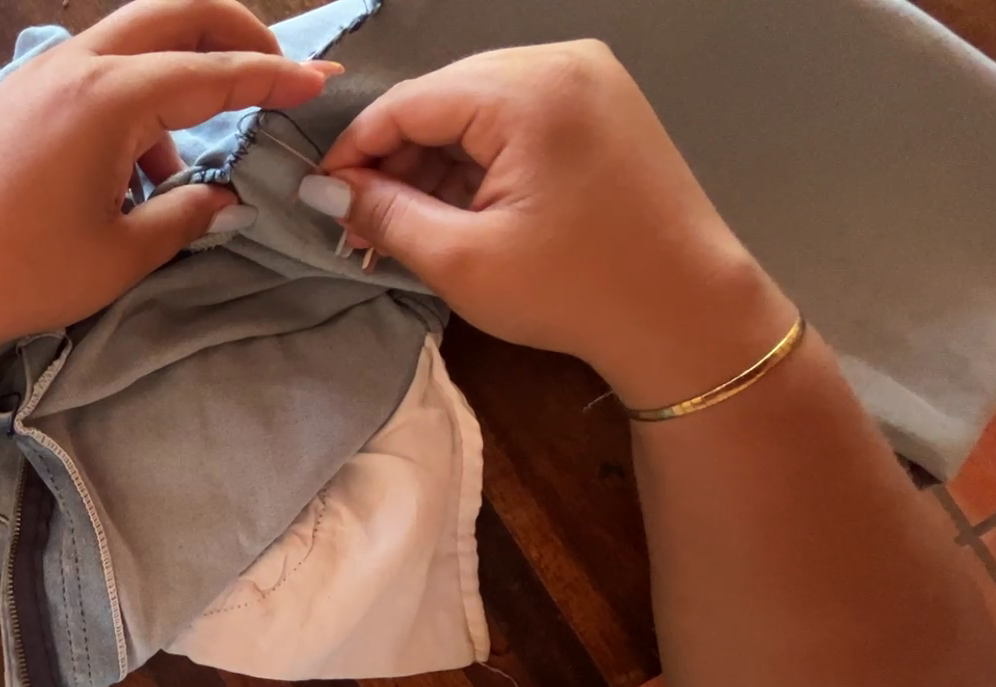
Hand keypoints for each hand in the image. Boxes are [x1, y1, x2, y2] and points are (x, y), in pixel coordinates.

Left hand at [0, 0, 336, 347]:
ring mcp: (38, 75)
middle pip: (172, 15)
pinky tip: (122, 173)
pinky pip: (89, 75)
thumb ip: (187, 216)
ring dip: (171, 86)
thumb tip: (228, 201)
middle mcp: (75, 65)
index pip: (212, 73)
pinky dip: (125, 106)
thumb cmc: (31, 274)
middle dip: (231, 37)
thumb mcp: (124, 253)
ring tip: (172, 174)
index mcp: (110, 98)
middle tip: (268, 76)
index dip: (272, 79)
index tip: (318, 83)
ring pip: (128, 44)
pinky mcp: (16, 98)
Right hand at [304, 41, 796, 408]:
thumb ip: (382, 215)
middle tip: (355, 226)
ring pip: (470, 115)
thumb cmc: (565, 288)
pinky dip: (465, 169)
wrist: (679, 312)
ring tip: (393, 230)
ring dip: (423, 170)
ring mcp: (584, 85)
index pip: (409, 102)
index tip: (316, 200)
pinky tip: (442, 215)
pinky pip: (505, 128)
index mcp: (528, 90)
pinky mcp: (594, 114)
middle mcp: (559, 65)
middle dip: (388, 163)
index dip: (352, 150)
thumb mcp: (458, 259)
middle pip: (439, 102)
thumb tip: (319, 191)